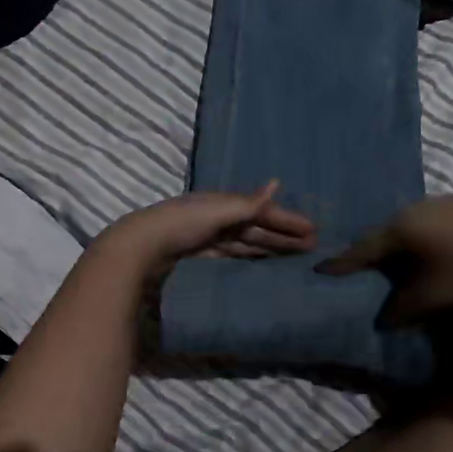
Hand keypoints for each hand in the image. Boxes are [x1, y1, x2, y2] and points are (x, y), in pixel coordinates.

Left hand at [97, 180, 316, 272]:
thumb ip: (247, 204)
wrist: (139, 249)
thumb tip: (277, 183)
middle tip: (312, 249)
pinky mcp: (198, 258)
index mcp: (222, 204)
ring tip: (293, 260)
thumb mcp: (216, 212)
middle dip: (282, 236)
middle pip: (255, 228)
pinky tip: (260, 267)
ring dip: (269, 249)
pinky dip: (248, 260)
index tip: (313, 231)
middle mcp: (216, 219)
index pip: (261, 211)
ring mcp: (207, 239)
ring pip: (245, 244)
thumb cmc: (179, 225)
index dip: (286, 220)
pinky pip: (232, 257)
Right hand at [318, 196, 452, 325]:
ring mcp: (444, 202)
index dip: (343, 263)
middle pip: (386, 234)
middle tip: (364, 269)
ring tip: (400, 263)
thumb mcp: (431, 297)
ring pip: (412, 226)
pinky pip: (435, 223)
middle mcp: (417, 209)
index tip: (322, 269)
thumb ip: (401, 309)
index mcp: (400, 229)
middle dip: (374, 252)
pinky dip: (427, 239)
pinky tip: (437, 252)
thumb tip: (384, 319)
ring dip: (403, 245)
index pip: (362, 249)